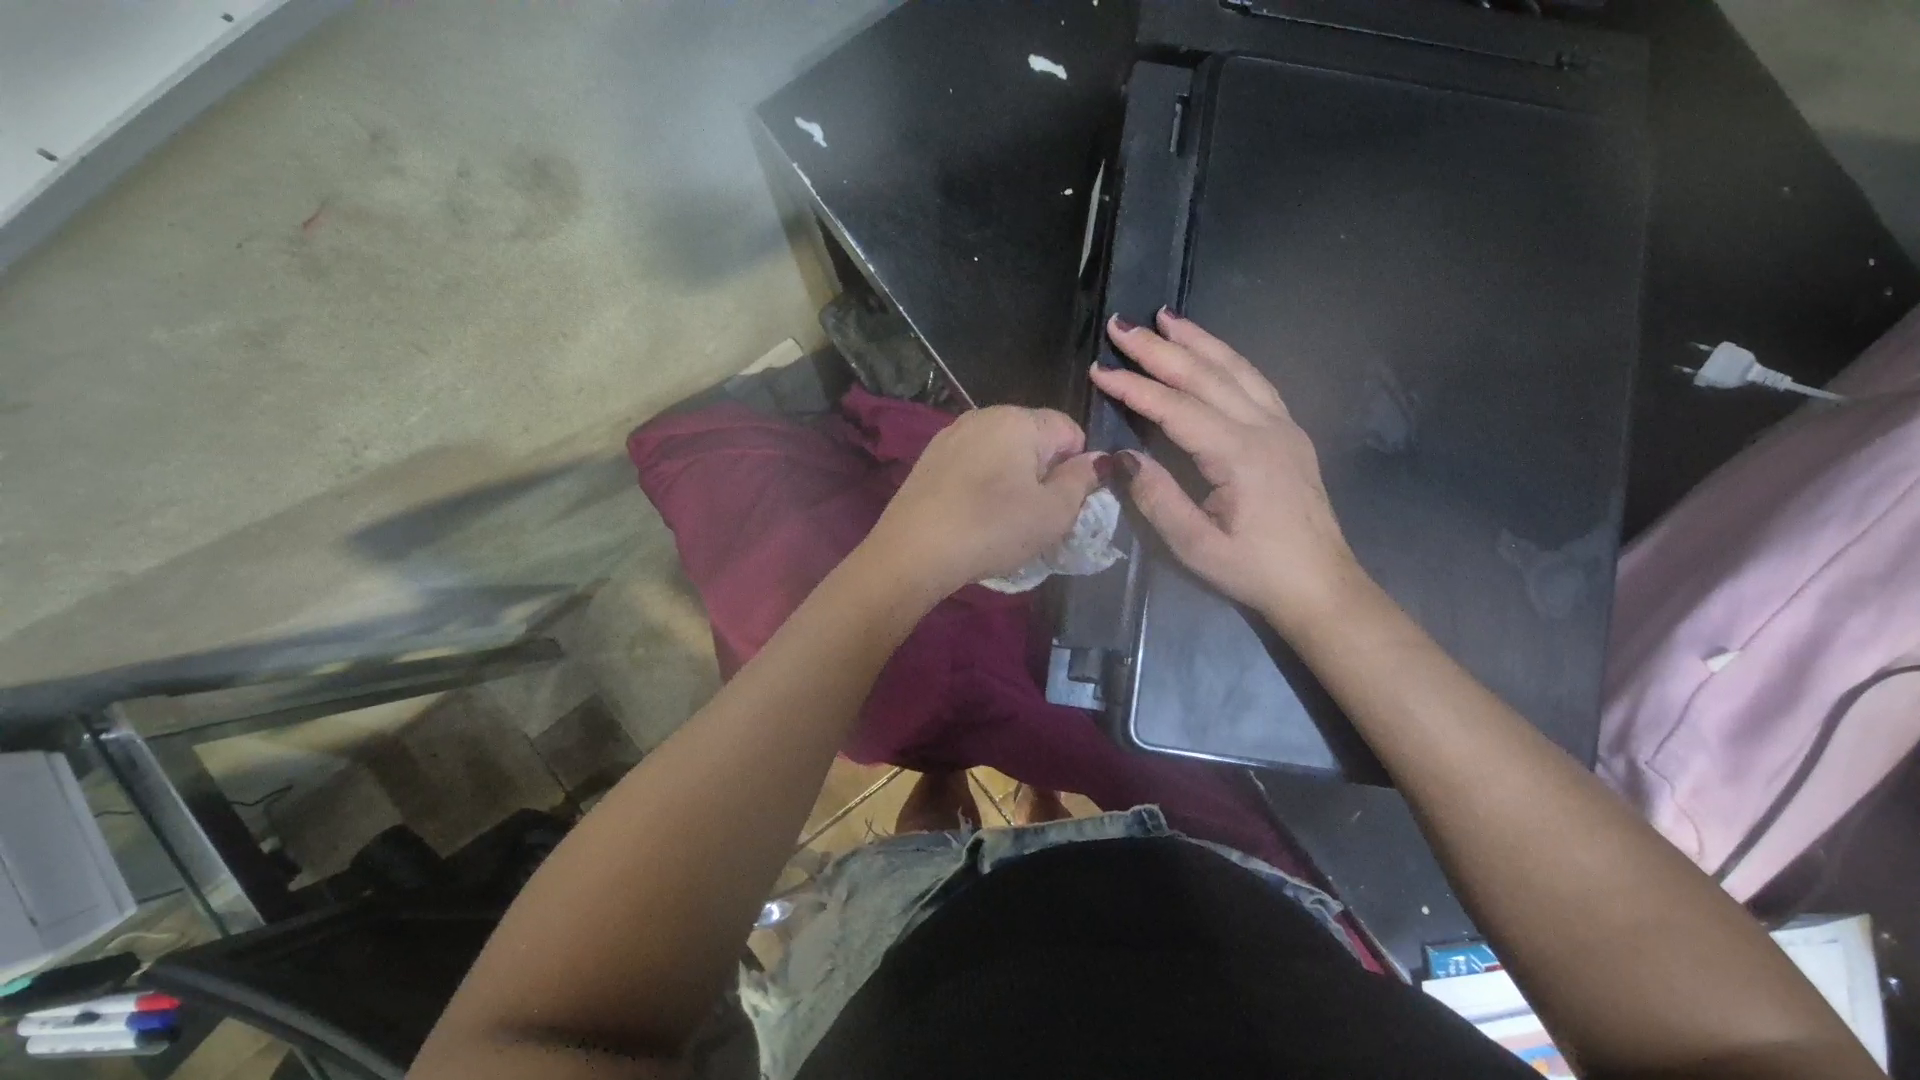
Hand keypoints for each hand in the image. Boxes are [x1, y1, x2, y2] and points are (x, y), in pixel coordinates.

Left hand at [860, 406, 1104, 600]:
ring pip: (1002, 451)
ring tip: (1002, 518)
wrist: (914, 551)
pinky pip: (974, 462)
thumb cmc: (992, 529)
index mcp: (1020, 420)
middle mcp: (985, 415)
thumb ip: (1082, 481)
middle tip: (1035, 515)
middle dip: (1043, 471)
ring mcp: (953, 434)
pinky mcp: (930, 457)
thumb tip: (1099, 460)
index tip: (1063, 503)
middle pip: (1034, 438)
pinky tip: (973, 514)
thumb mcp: (1053, 513)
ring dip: (1012, 478)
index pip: (1070, 430)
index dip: (1076, 467)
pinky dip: (982, 483)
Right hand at [1090, 310, 1365, 629]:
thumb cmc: (1255, 570)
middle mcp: (1264, 428)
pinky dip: (1227, 358)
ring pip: (1236, 369)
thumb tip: (1119, 456)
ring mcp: (1283, 426)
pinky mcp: (1290, 433)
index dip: (1135, 387)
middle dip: (1159, 348)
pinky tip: (1211, 351)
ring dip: (1198, 340)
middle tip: (1121, 324)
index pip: (1176, 408)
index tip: (1099, 369)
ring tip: (1165, 317)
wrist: (1320, 584)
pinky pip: (1255, 382)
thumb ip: (1157, 498)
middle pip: (1205, 376)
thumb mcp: (1196, 547)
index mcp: (1239, 456)